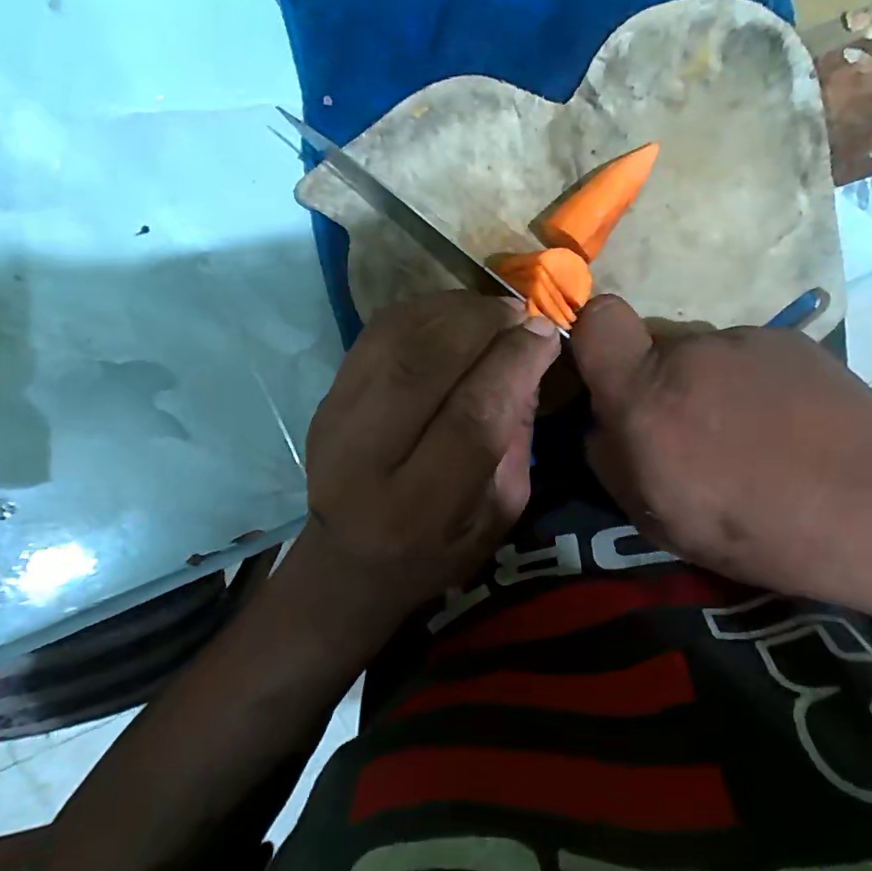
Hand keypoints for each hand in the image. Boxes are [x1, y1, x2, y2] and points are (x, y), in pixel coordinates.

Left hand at [300, 291, 559, 616]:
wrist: (351, 560)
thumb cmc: (440, 548)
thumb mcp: (501, 509)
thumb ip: (517, 435)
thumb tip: (530, 357)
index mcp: (419, 506)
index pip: (473, 415)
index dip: (514, 363)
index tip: (546, 333)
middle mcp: (365, 459)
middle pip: (424, 364)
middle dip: (482, 324)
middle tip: (519, 312)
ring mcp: (334, 420)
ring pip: (394, 337)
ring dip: (452, 310)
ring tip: (491, 310)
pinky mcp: (326, 396)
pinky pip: (376, 333)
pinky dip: (422, 311)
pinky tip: (454, 314)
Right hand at [571, 295, 871, 611]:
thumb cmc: (757, 531)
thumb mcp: (660, 521)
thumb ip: (614, 460)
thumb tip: (604, 425)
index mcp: (646, 397)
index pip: (596, 321)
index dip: (594, 343)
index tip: (611, 384)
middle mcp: (692, 353)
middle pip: (654, 348)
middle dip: (659, 385)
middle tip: (695, 438)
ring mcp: (747, 340)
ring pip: (704, 355)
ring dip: (710, 387)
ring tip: (754, 441)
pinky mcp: (794, 341)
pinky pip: (749, 357)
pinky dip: (755, 386)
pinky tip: (791, 429)